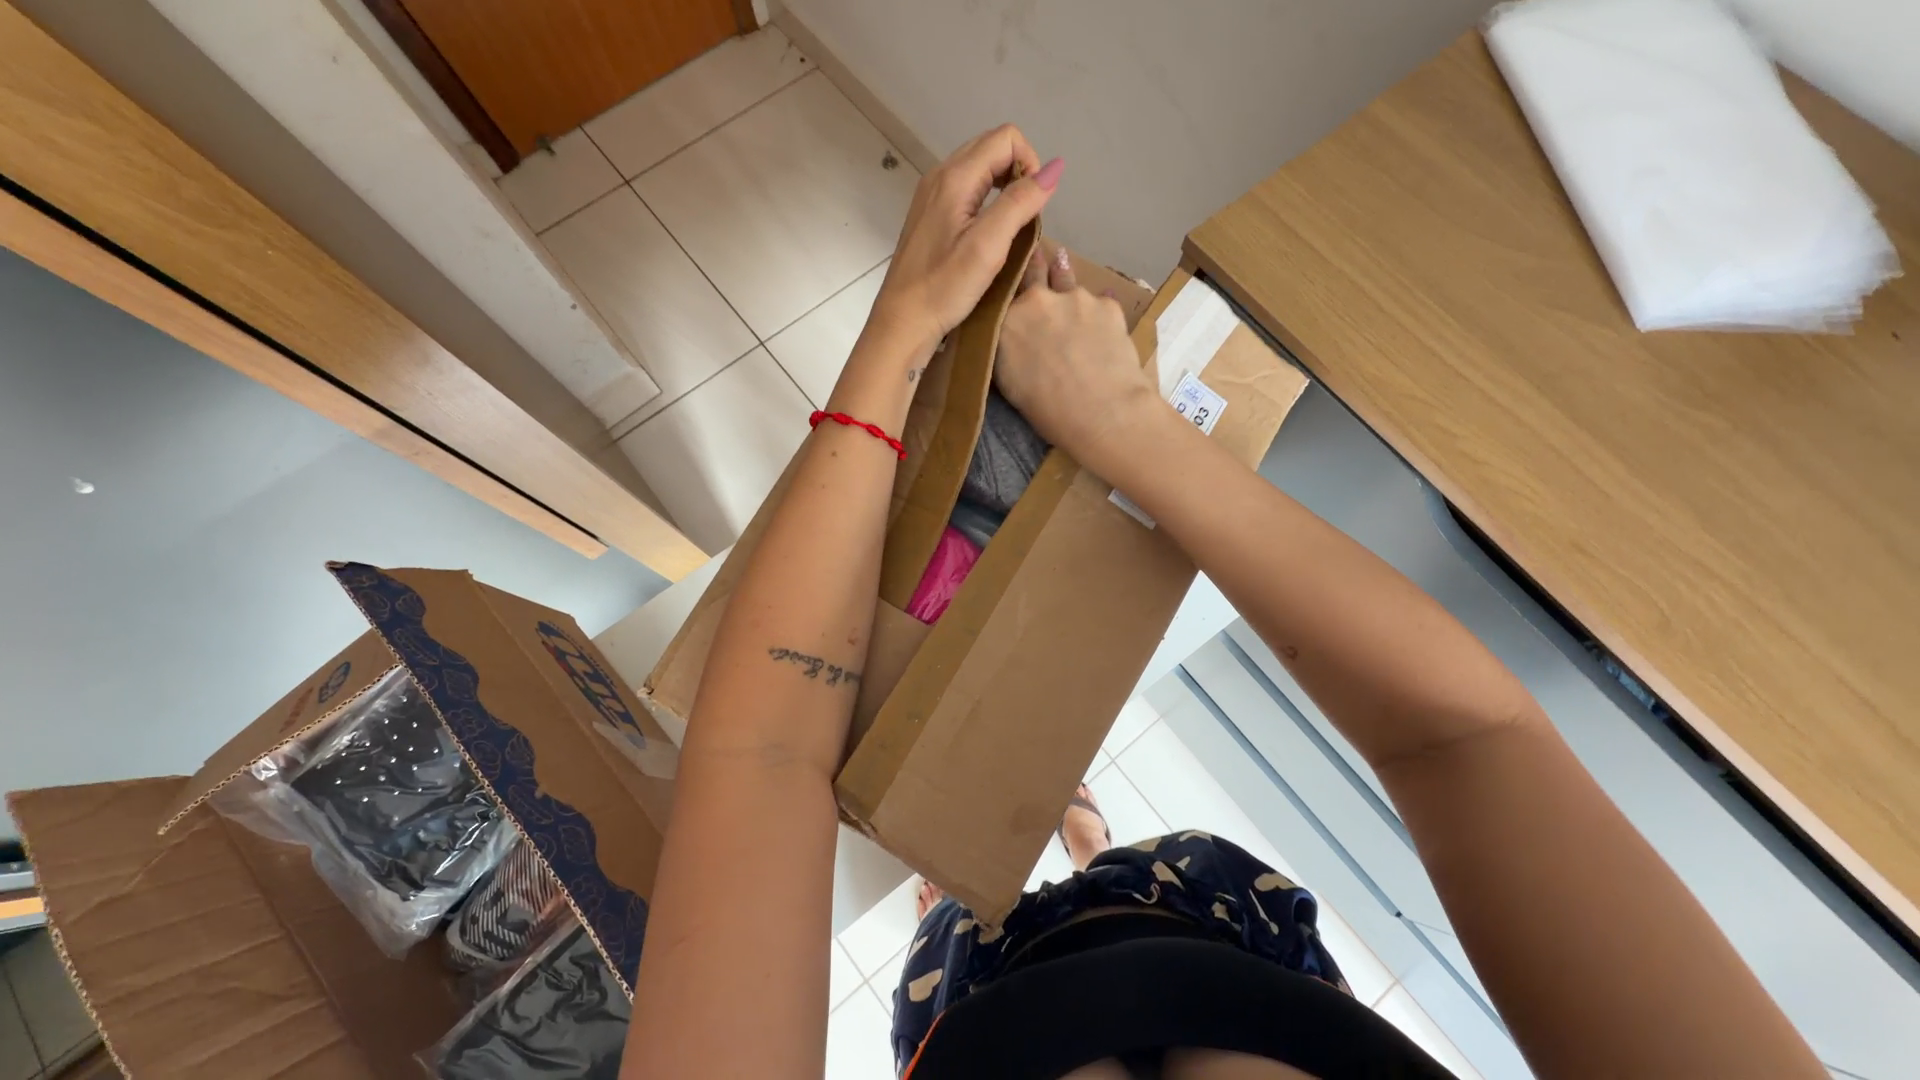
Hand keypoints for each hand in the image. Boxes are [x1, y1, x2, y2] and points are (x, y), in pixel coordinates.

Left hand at [871, 125, 1063, 353]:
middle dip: (1018, 173)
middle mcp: (939, 176)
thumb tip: (1054, 168)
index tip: (1032, 206)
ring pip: (979, 169)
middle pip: (991, 148)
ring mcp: (931, 196)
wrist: (903, 322)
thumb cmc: (945, 287)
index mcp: (954, 177)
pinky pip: (966, 190)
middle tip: (1022, 218)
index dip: (1030, 163)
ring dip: (1004, 188)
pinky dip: (986, 201)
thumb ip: (1020, 203)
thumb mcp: (988, 246)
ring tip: (1009, 228)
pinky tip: (988, 235)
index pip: (1005, 138)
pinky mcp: (929, 216)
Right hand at [994, 245, 1159, 468]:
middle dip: (1033, 265)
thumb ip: (1006, 350)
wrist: (1103, 412)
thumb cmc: (1049, 410)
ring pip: (1067, 280)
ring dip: (1063, 274)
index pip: (1001, 297)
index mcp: (1007, 321)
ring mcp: (1075, 298)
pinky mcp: (1107, 305)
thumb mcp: (1009, 384)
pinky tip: (1102, 319)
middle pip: (1033, 273)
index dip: (1007, 293)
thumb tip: (1011, 339)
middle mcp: (1037, 300)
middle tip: (1033, 252)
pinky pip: (1101, 302)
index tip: (1008, 287)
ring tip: (1061, 262)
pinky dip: (1099, 310)